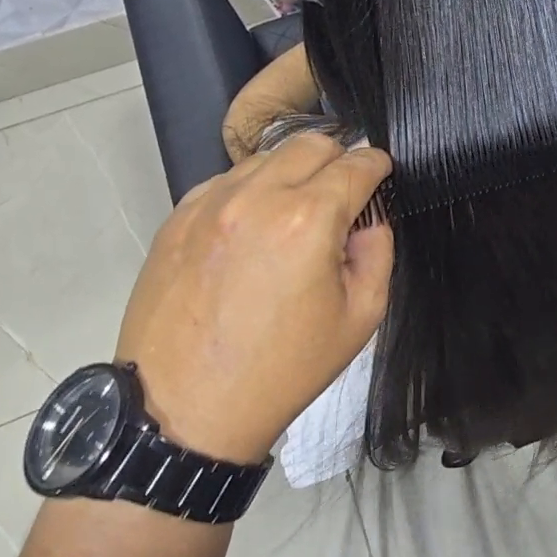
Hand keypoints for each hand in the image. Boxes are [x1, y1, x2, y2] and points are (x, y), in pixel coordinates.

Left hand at [115, 134, 392, 463]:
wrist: (184, 412)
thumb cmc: (282, 370)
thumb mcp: (361, 317)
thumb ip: (378, 251)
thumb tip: (369, 217)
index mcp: (308, 220)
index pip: (357, 163)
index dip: (378, 166)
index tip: (381, 175)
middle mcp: (257, 197)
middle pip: (312, 143)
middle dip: (338, 160)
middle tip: (342, 196)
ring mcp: (209, 204)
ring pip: (266, 157)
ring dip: (291, 174)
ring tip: (293, 218)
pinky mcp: (176, 219)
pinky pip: (224, 181)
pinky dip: (249, 192)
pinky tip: (252, 232)